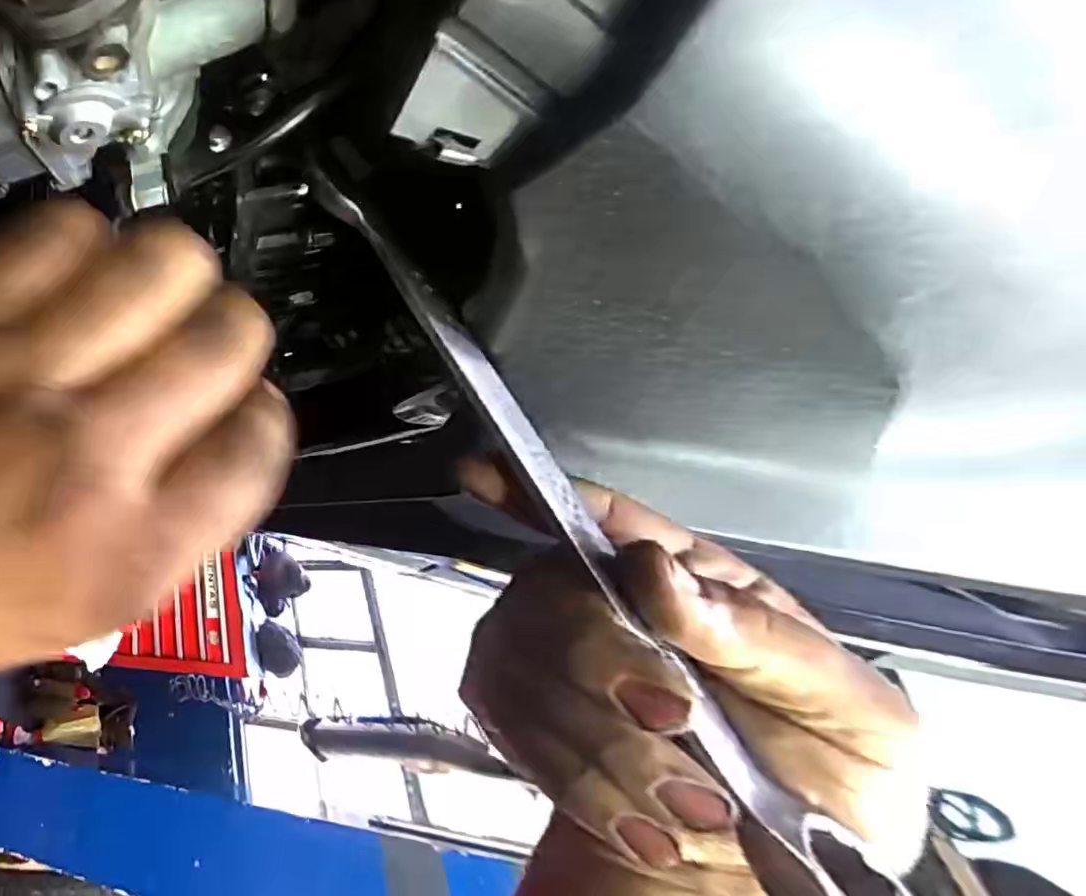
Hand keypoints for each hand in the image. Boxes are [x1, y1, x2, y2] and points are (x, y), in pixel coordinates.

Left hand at [0, 203, 292, 689]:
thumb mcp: (96, 608)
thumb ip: (189, 520)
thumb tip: (239, 419)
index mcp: (131, 545)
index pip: (259, 438)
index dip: (262, 413)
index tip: (238, 407)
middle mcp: (86, 449)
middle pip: (228, 332)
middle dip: (234, 330)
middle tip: (197, 341)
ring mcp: (16, 368)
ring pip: (161, 260)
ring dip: (175, 276)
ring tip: (143, 302)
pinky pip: (64, 230)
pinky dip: (91, 243)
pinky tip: (76, 279)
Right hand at [457, 464, 923, 894]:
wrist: (759, 869)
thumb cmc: (817, 780)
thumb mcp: (852, 715)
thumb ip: (762, 638)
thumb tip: (655, 569)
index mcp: (676, 575)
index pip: (596, 516)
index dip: (525, 488)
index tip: (477, 474)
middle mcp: (587, 595)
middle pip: (552, 595)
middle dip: (608, 666)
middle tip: (678, 724)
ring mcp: (532, 645)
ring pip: (526, 665)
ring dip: (611, 748)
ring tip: (688, 802)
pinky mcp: (501, 700)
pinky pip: (510, 723)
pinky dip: (580, 782)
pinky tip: (637, 814)